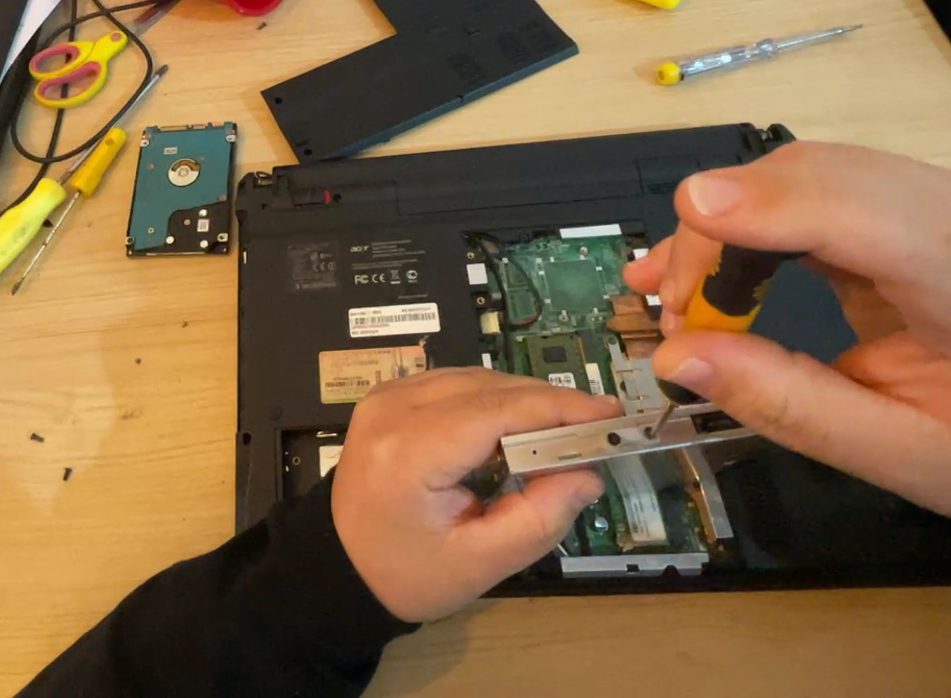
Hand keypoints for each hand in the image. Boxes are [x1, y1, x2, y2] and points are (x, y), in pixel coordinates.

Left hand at [330, 368, 619, 620]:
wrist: (342, 561)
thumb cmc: (407, 571)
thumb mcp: (478, 564)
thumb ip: (538, 518)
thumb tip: (588, 473)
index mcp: (408, 452)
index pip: (494, 411)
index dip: (555, 407)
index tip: (608, 413)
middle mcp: (392, 408)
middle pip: (486, 388)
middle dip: (546, 403)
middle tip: (597, 427)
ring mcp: (386, 395)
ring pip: (472, 377)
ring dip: (520, 398)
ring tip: (563, 429)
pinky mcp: (388, 393)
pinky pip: (453, 381)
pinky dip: (491, 396)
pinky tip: (515, 423)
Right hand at [624, 141, 950, 546]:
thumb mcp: (902, 458)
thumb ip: (787, 403)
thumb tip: (674, 358)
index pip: (889, 219)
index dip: (786, 205)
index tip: (690, 208)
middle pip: (819, 181)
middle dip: (721, 234)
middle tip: (673, 312)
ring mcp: (945, 194)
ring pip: (801, 174)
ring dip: (723, 226)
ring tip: (675, 295)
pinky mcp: (910, 196)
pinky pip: (808, 188)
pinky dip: (745, 221)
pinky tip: (702, 263)